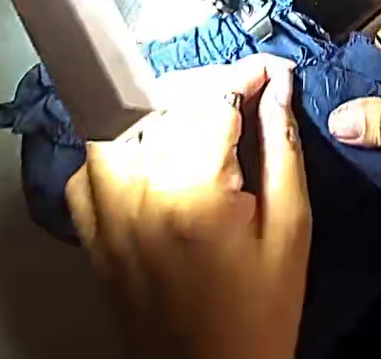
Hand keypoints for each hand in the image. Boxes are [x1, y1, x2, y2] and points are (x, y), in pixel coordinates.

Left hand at [64, 56, 309, 358]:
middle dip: (212, 83)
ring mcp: (108, 220)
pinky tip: (155, 150)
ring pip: (118, 127)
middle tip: (247, 90)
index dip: (249, 73)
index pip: (214, 99)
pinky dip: (120, 147)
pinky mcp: (94, 240)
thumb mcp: (291, 222)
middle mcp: (140, 198)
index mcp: (194, 193)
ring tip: (200, 114)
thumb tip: (279, 85)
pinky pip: (89, 172)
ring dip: (162, 106)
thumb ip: (282, 143)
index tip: (274, 70)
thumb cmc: (262, 309)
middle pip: (164, 102)